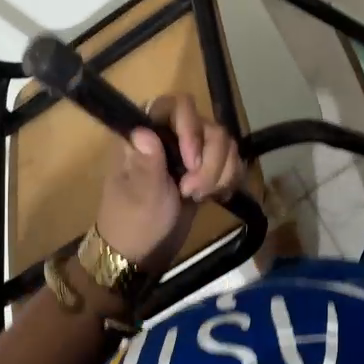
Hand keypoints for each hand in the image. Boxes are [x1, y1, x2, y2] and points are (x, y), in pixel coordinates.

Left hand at [93, 94, 244, 273]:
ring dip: (219, 172)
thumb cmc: (132, 224)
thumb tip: (142, 131)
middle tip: (192, 191)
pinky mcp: (205, 168)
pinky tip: (216, 196)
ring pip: (223, 142)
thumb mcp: (140, 197)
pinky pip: (231, 160)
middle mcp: (169, 134)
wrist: (140, 257)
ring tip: (200, 197)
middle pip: (207, 125)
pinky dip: (229, 177)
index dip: (190, 127)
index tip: (191, 162)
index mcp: (145, 133)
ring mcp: (188, 151)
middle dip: (209, 160)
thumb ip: (146, 165)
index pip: (175, 106)